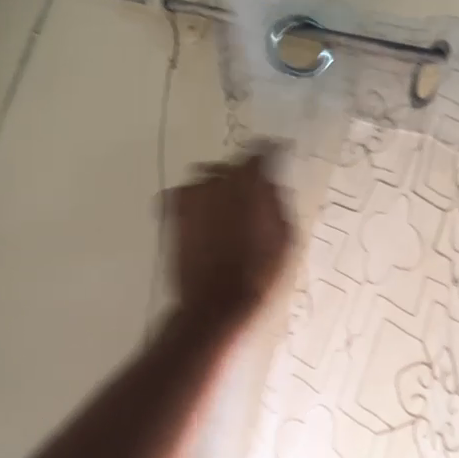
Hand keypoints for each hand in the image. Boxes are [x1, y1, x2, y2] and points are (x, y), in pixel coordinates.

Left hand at [167, 141, 293, 328]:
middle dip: (242, 176)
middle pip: (233, 164)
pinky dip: (193, 200)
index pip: (262, 150)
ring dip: (217, 188)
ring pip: (206, 177)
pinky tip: (203, 218)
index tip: (280, 156)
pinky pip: (184, 195)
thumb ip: (278, 200)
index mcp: (251, 180)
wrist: (217, 307)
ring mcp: (191, 195)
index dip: (273, 152)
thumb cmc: (260, 274)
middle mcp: (219, 179)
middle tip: (252, 198)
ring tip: (226, 211)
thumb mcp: (287, 238)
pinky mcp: (171, 213)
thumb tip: (271, 182)